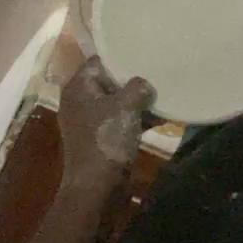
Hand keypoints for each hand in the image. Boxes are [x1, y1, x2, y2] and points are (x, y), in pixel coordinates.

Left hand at [55, 58, 154, 188]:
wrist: (96, 187)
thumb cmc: (106, 140)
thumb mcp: (125, 106)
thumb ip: (137, 87)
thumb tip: (145, 85)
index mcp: (78, 87)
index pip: (98, 61)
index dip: (120, 57)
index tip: (143, 54)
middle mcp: (80, 101)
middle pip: (109, 82)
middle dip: (133, 81)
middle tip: (156, 73)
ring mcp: (90, 122)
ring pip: (117, 103)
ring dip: (138, 102)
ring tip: (163, 95)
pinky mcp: (101, 139)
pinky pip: (121, 121)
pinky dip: (137, 119)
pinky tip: (161, 117)